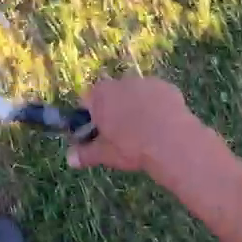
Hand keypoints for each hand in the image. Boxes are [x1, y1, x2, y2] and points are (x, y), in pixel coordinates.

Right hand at [68, 76, 206, 176]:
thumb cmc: (132, 147)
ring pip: (134, 94)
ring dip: (136, 106)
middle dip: (114, 110)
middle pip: (111, 94)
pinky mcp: (165, 86)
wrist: (172, 142)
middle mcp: (119, 82)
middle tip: (121, 135)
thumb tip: (69, 159)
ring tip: (145, 132)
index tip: (98, 133)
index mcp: (100, 95)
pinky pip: (156, 96)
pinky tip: (163, 125)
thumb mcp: (106, 154)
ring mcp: (144, 82)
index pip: (87, 101)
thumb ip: (86, 154)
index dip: (91, 117)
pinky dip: (156, 106)